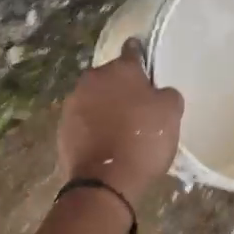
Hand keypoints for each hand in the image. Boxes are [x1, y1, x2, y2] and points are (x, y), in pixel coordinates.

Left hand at [56, 40, 184, 200]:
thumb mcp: (170, 115)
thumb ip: (167, 95)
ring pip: (95, 98)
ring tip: (119, 130)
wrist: (104, 181)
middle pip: (111, 76)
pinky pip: (83, 120)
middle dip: (121, 87)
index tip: (145, 67)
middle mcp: (94, 77)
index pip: (132, 51)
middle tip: (136, 108)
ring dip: (105, 107)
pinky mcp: (63, 126)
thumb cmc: (142, 141)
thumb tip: (160, 92)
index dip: (140, 56)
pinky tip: (104, 144)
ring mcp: (74, 101)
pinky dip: (92, 127)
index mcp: (121, 68)